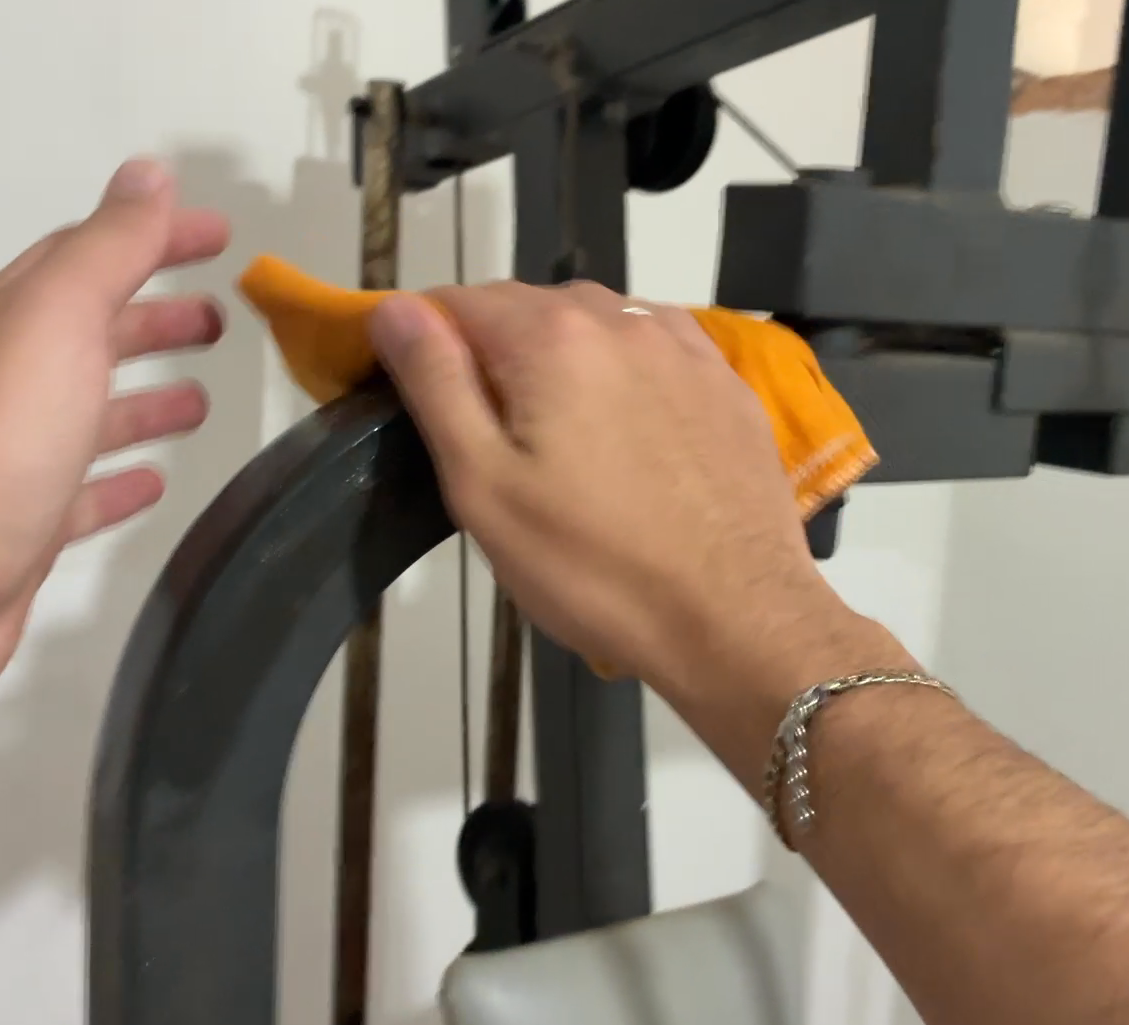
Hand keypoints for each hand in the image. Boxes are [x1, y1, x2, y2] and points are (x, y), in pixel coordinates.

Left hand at [0, 159, 227, 719]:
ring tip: (202, 400)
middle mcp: (14, 382)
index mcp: (19, 324)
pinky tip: (154, 482)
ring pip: (95, 413)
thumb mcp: (57, 321)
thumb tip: (149, 176)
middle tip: (219, 319)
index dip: (156, 239)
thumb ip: (108, 250)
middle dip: (156, 318)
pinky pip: (88, 490)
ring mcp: (20, 457)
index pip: (95, 258)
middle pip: (94, 334)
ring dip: (148, 399)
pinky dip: (122, 479)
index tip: (218, 236)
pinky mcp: (32, 524)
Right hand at [368, 281, 844, 711]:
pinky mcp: (726, 385)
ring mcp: (685, 348)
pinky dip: (621, 372)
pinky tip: (626, 426)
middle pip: (528, 310)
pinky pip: (653, 352)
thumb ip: (435, 384)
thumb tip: (394, 308)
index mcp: (552, 336)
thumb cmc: (592, 567)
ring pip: (594, 326)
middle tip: (490, 440)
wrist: (735, 619)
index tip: (420, 398)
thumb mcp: (484, 486)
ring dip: (559, 361)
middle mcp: (623, 318)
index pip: (458, 301)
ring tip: (559, 439)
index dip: (426, 342)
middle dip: (492, 354)